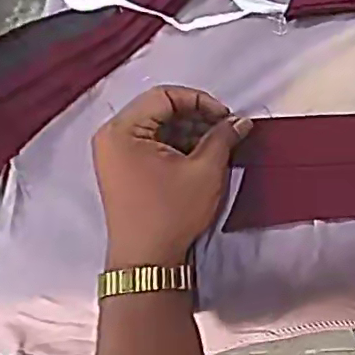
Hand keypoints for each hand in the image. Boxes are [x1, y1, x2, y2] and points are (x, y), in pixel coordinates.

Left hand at [93, 86, 250, 269]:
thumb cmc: (172, 213)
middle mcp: (112, 136)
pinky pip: (153, 144)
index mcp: (123, 130)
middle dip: (197, 117)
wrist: (148, 258)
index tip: (227, 117)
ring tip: (219, 146)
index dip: (201, 101)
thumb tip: (241, 121)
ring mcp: (116, 154)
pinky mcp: (125, 169)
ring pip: (159, 127)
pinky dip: (179, 146)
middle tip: (227, 131)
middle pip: (160, 110)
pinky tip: (202, 158)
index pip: (165, 96)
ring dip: (190, 132)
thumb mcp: (205, 171)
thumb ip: (224, 138)